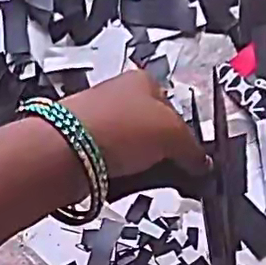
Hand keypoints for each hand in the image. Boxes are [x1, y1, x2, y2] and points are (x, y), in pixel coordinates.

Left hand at [61, 70, 209, 179]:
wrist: (64, 153)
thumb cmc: (109, 126)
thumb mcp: (172, 134)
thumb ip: (193, 149)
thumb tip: (201, 162)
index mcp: (142, 81)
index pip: (176, 109)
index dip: (187, 136)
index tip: (194, 159)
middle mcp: (117, 99)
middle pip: (152, 133)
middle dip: (162, 154)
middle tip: (172, 172)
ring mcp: (98, 127)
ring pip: (131, 154)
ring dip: (140, 169)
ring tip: (143, 178)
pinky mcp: (82, 154)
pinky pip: (111, 170)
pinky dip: (119, 179)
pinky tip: (120, 183)